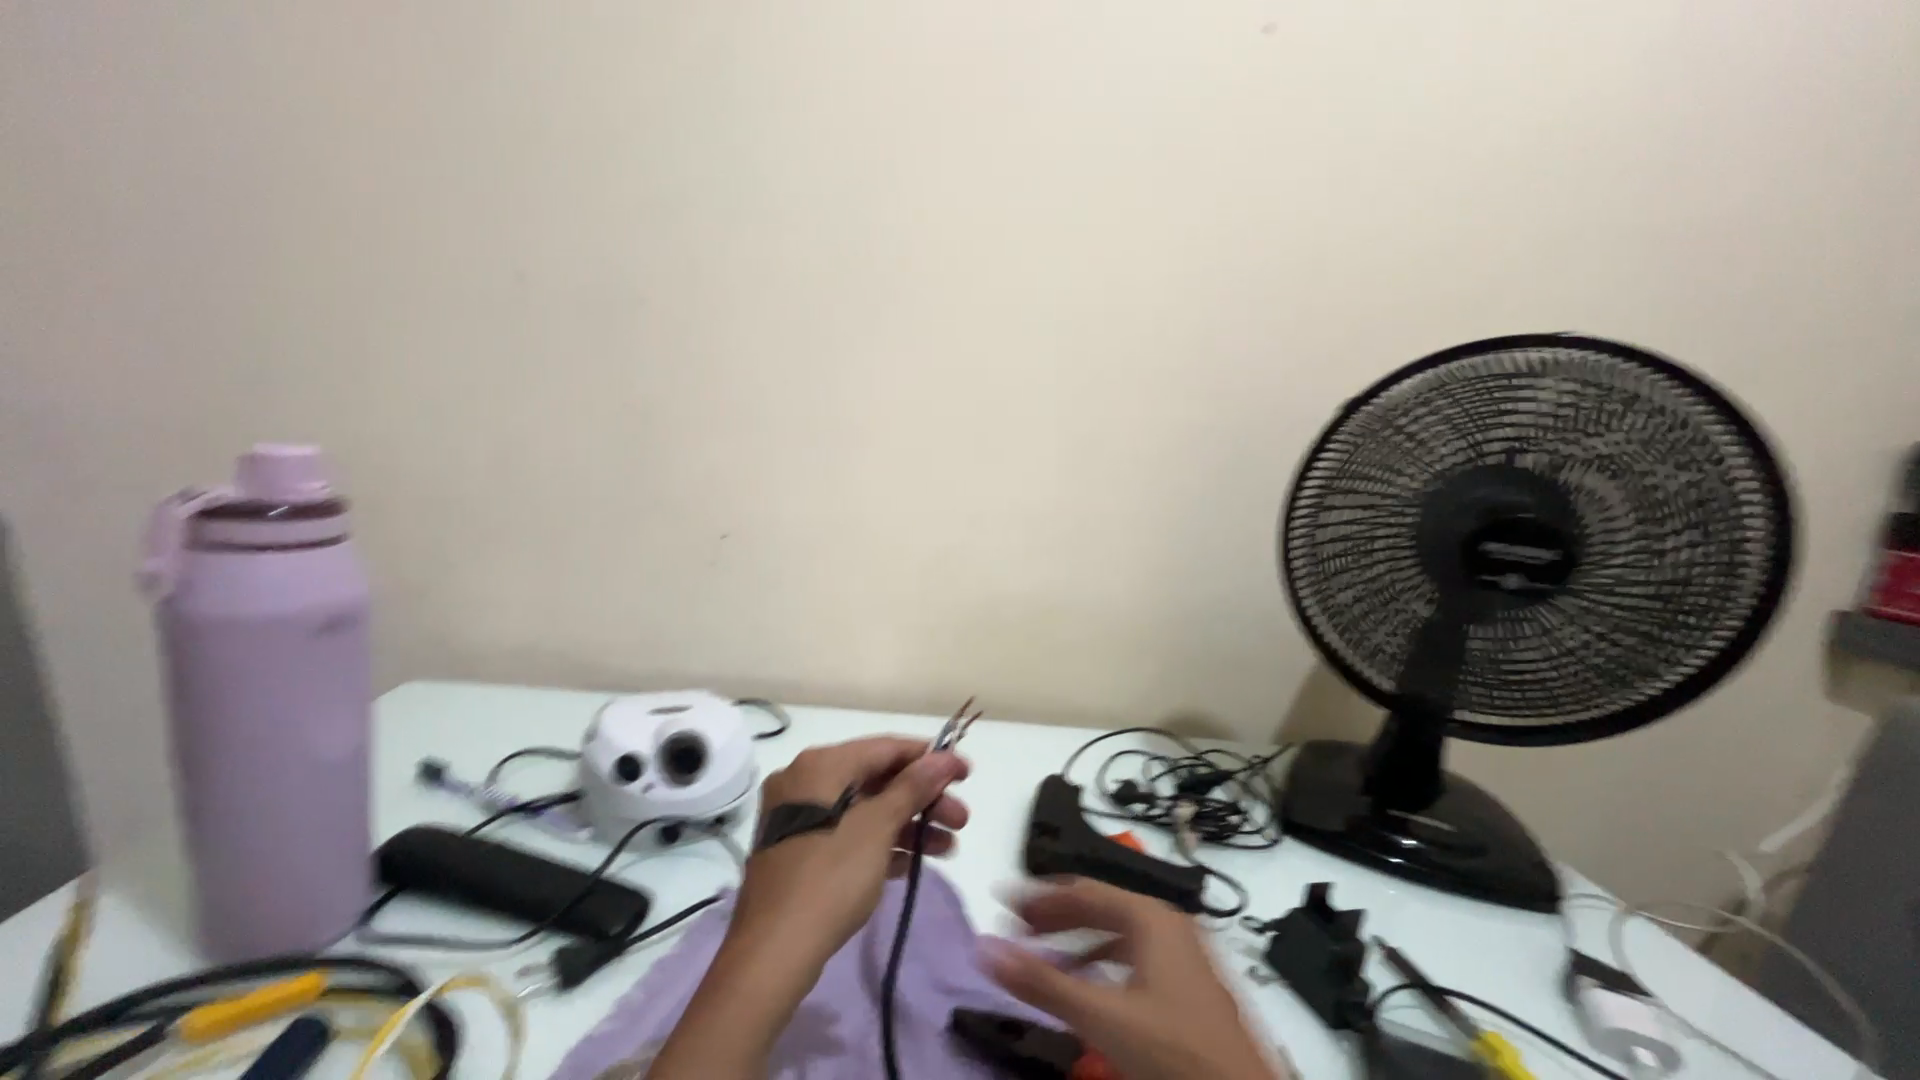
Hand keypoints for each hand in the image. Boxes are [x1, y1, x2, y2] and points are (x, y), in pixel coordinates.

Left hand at [730, 736, 970, 965]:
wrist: (773, 951)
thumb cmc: (830, 878)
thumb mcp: (877, 827)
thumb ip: (913, 787)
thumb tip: (944, 758)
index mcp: (820, 765)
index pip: (885, 747)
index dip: (930, 758)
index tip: (966, 774)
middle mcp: (805, 782)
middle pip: (877, 779)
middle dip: (923, 799)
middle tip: (961, 820)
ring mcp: (799, 819)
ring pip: (866, 810)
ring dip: (909, 824)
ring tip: (948, 849)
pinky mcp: (800, 852)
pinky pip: (849, 834)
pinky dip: (882, 843)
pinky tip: (912, 865)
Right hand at [984, 878, 1287, 1079]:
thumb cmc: (1174, 1050)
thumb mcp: (1101, 1016)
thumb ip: (1042, 983)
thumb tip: (987, 949)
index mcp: (1150, 918)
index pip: (1082, 890)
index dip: (1038, 896)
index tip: (1002, 903)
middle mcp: (1169, 925)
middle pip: (1102, 907)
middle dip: (1056, 916)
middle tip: (1017, 930)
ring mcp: (1185, 954)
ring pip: (1119, 932)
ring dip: (1078, 941)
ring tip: (1045, 959)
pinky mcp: (1191, 984)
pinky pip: (1136, 956)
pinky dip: (1103, 962)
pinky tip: (1091, 987)